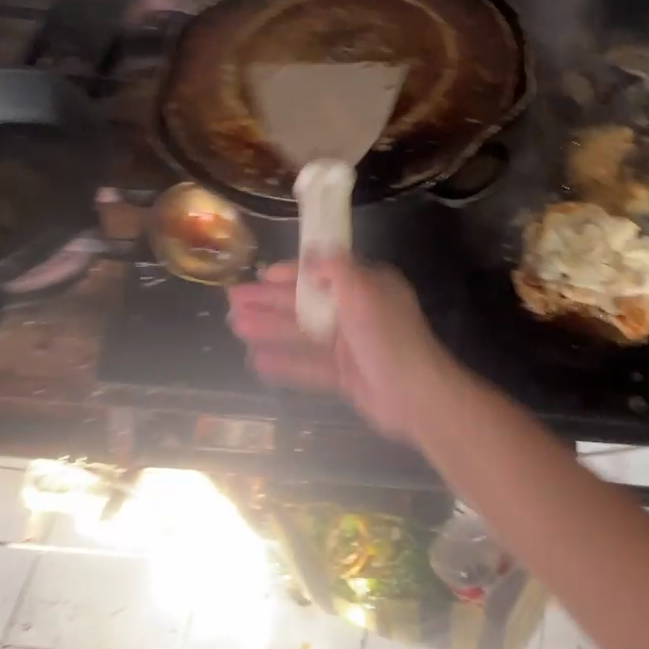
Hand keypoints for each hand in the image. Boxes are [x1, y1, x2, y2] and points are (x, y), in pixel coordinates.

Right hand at [226, 259, 458, 439]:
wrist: (415, 395)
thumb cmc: (389, 338)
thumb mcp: (364, 293)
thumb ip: (338, 270)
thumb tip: (315, 252)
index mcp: (368, 288)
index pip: (325, 274)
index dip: (292, 274)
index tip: (263, 274)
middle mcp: (359, 313)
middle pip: (307, 304)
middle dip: (270, 302)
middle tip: (233, 301)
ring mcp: (352, 346)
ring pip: (304, 335)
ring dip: (270, 329)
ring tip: (236, 327)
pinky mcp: (346, 376)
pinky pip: (309, 366)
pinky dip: (284, 362)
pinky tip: (256, 360)